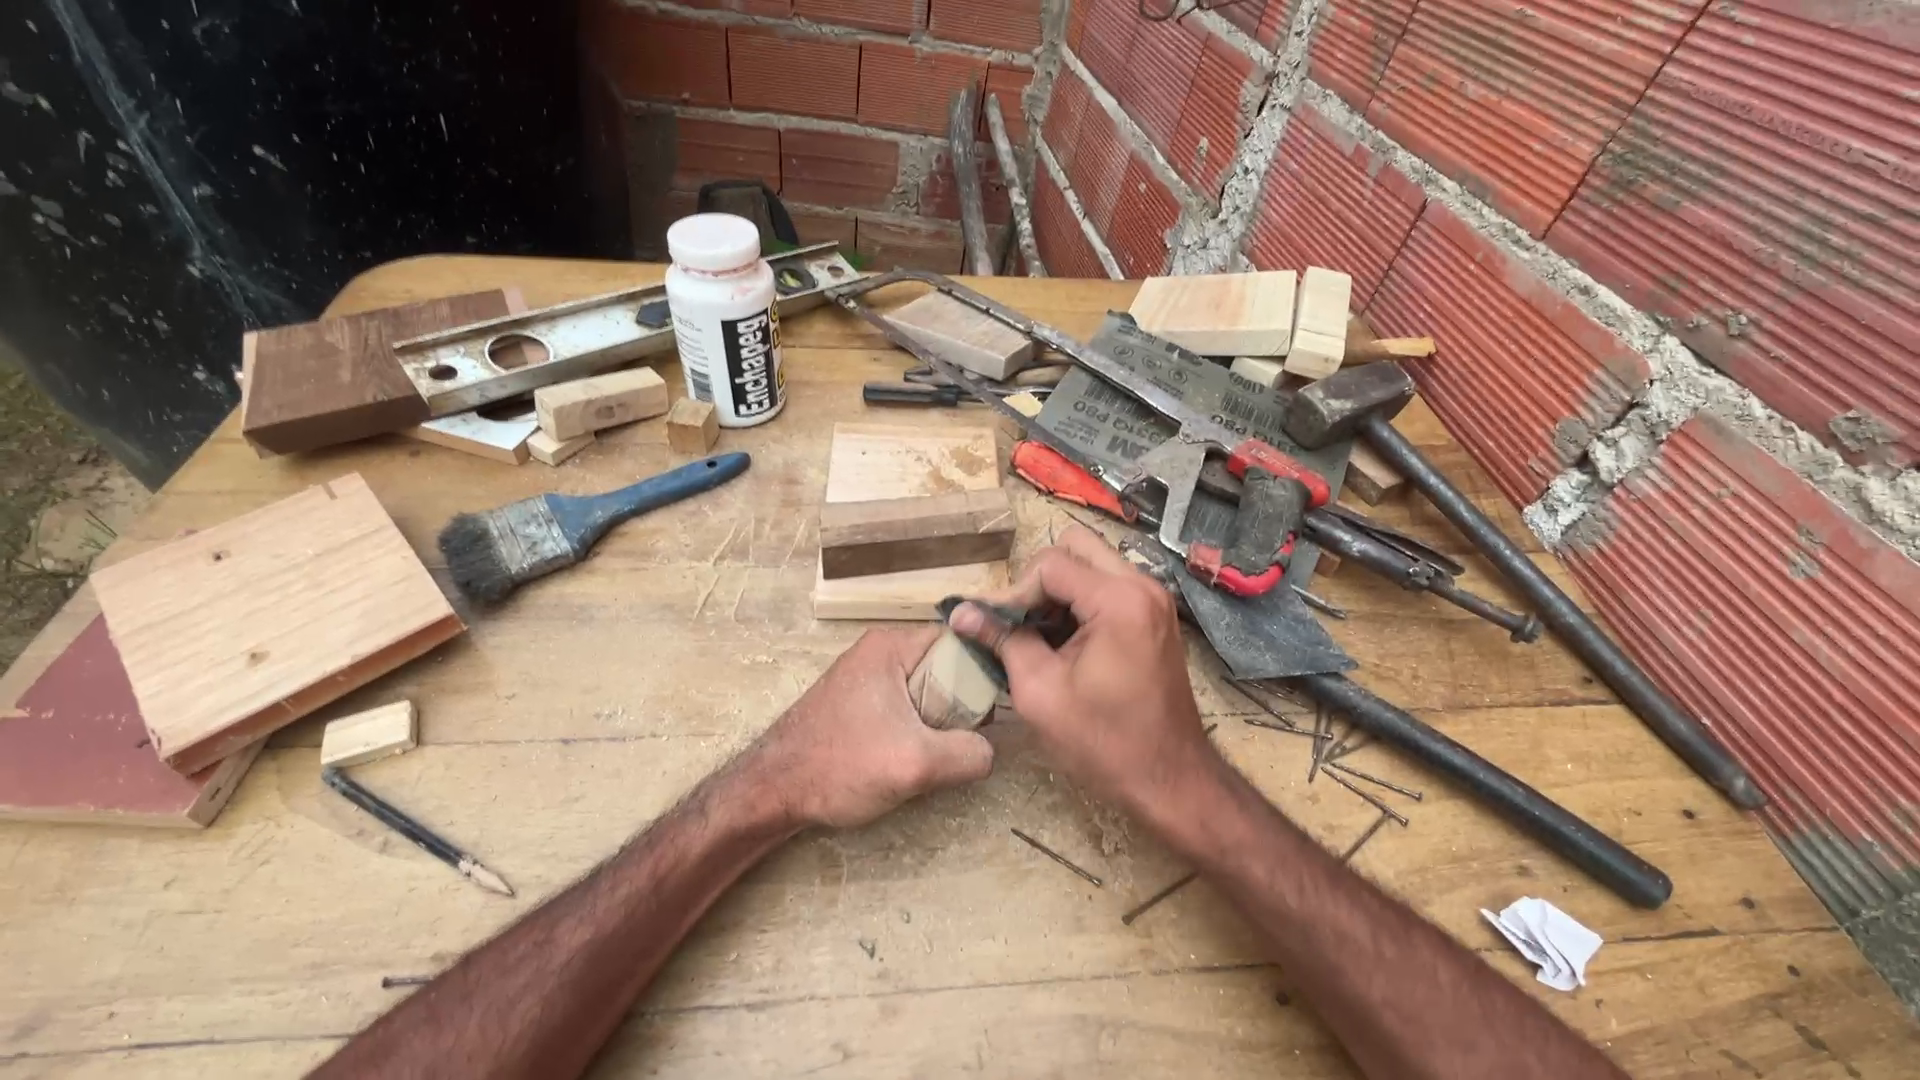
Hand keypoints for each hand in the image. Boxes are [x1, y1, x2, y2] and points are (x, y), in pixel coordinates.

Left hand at [754, 628, 994, 828]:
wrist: (773, 791)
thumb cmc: (839, 765)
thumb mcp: (917, 763)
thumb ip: (968, 754)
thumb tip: (988, 752)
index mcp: (891, 645)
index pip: (960, 641)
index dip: (984, 672)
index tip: (993, 710)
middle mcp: (880, 652)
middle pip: (946, 667)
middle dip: (961, 704)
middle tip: (964, 739)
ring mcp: (867, 677)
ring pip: (928, 692)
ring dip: (939, 723)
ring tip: (936, 754)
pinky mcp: (860, 704)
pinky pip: (907, 708)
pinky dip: (917, 731)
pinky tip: (912, 759)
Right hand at [949, 525, 1209, 818]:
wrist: (1171, 780)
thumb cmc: (1105, 743)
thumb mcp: (1041, 692)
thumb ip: (1003, 641)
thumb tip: (960, 613)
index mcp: (1120, 600)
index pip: (1050, 563)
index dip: (1014, 592)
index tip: (994, 628)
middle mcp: (1143, 586)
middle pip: (1075, 546)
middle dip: (1039, 579)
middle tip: (1021, 622)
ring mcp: (1154, 599)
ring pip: (1092, 563)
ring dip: (1059, 591)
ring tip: (1037, 635)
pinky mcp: (1154, 616)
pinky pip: (1108, 586)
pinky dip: (1080, 603)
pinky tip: (1063, 642)